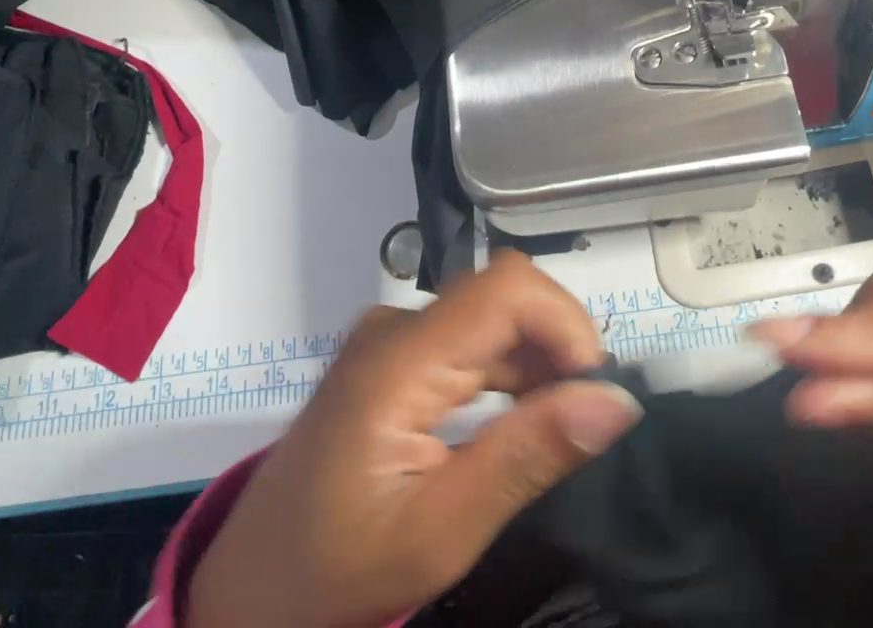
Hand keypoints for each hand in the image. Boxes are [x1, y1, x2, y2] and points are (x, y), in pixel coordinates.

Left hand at [186, 253, 643, 627]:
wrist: (257, 583)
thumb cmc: (341, 566)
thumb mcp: (443, 528)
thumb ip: (528, 456)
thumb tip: (616, 401)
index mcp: (398, 362)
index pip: (505, 289)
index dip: (564, 321)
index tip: (592, 388)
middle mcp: (394, 331)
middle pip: (502, 297)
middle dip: (558, 346)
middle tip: (580, 422)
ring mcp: (390, 342)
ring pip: (491, 319)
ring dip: (537, 364)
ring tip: (552, 431)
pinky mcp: (393, 359)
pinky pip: (469, 341)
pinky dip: (509, 373)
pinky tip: (518, 421)